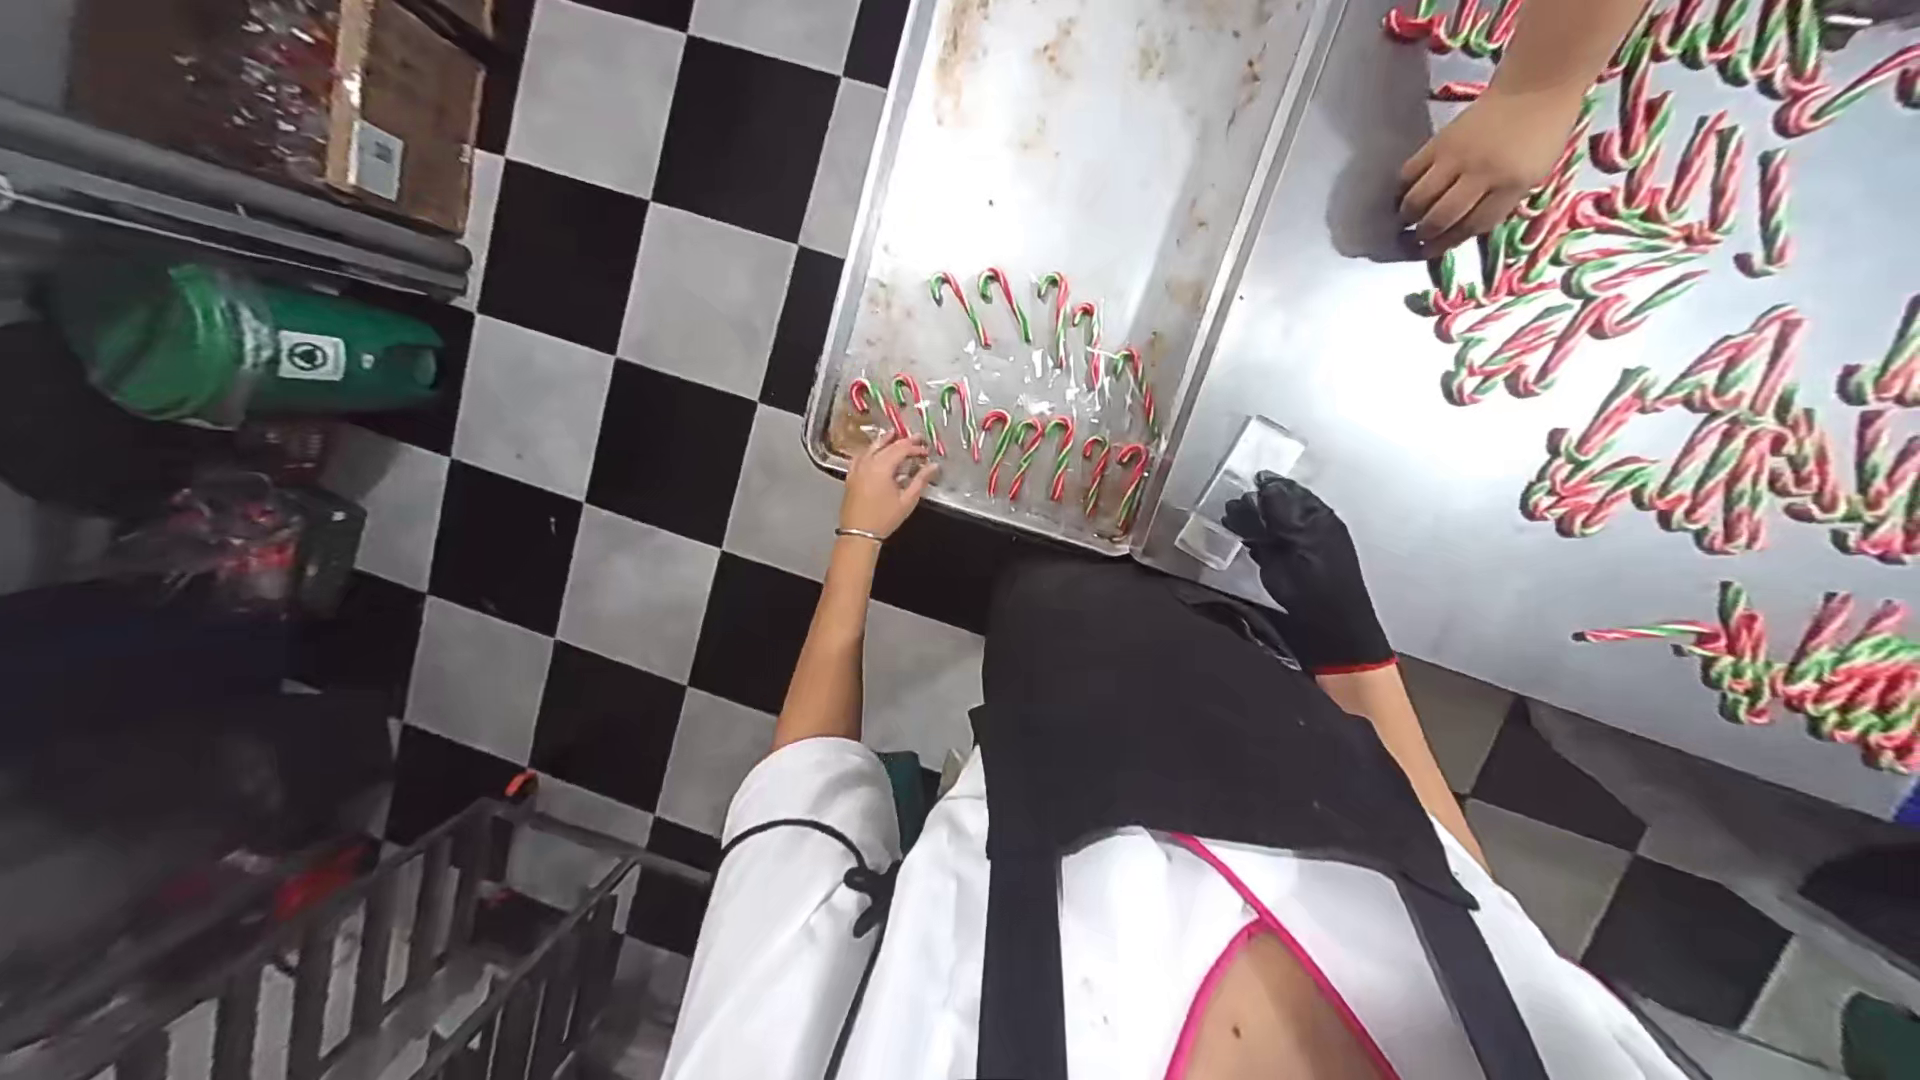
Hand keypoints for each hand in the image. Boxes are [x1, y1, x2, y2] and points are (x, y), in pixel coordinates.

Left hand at [840, 432, 936, 538]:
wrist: (859, 534)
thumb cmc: (884, 519)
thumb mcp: (907, 500)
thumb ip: (921, 480)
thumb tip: (933, 466)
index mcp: (881, 467)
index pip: (901, 449)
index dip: (915, 447)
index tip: (926, 451)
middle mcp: (867, 463)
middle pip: (886, 446)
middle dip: (902, 442)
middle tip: (915, 439)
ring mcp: (856, 469)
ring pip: (871, 448)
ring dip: (884, 441)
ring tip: (893, 436)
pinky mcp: (851, 476)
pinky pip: (860, 456)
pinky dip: (869, 451)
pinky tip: (873, 451)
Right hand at [1223, 473, 1393, 673]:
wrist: (1325, 623)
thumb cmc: (1318, 581)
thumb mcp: (1301, 538)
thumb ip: (1281, 511)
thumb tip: (1265, 484)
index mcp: (1317, 517)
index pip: (1289, 491)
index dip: (1269, 484)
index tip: (1248, 479)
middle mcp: (1304, 527)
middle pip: (1275, 505)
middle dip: (1255, 501)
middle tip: (1233, 499)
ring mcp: (1289, 545)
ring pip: (1265, 523)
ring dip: (1247, 517)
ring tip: (1229, 513)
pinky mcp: (1275, 562)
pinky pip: (1259, 540)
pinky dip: (1246, 533)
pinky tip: (1235, 529)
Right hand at [1399, 84, 1586, 251]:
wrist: (1537, 87)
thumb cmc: (1539, 135)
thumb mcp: (1532, 175)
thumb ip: (1497, 204)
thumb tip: (1456, 230)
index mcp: (1511, 183)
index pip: (1471, 225)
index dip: (1446, 243)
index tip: (1429, 251)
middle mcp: (1481, 172)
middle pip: (1440, 217)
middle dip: (1424, 233)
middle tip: (1416, 237)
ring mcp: (1456, 156)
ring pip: (1418, 199)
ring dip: (1409, 215)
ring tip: (1408, 217)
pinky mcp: (1438, 142)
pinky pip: (1409, 174)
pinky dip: (1402, 189)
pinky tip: (1404, 194)